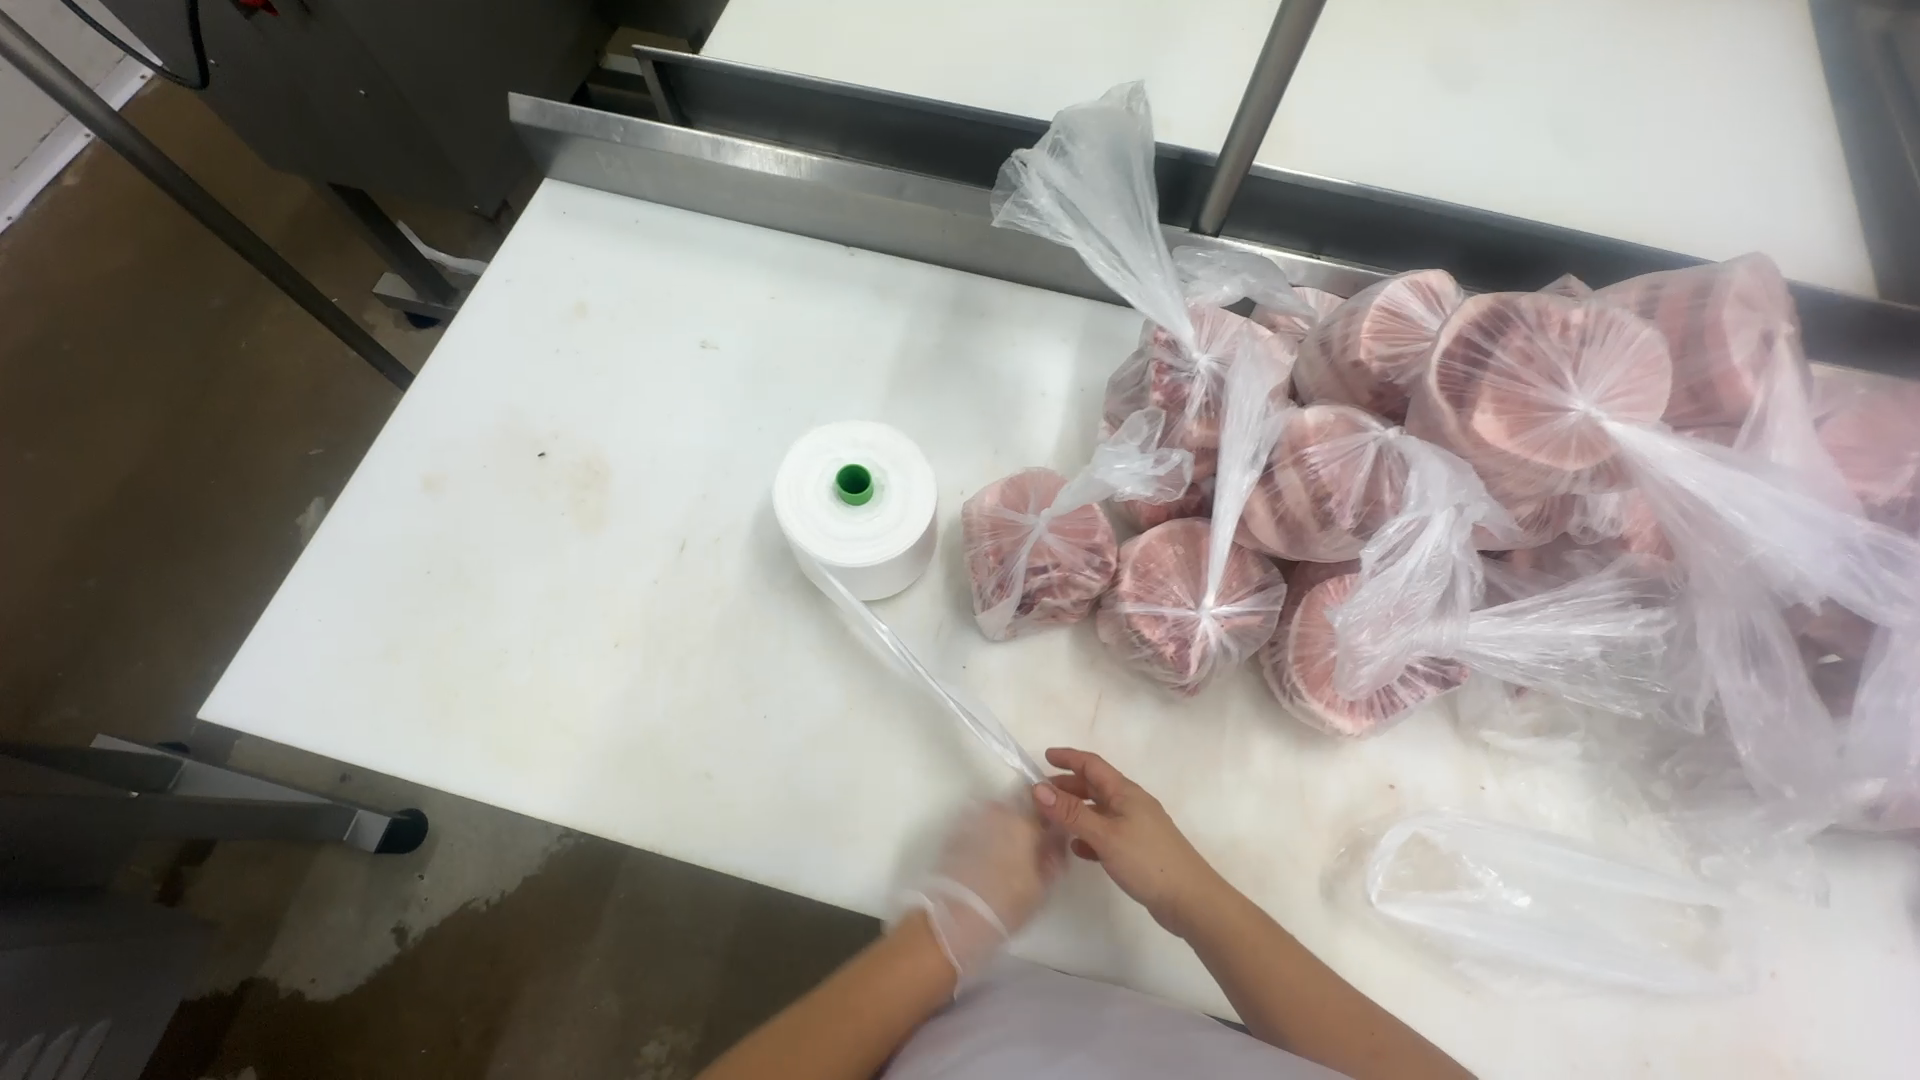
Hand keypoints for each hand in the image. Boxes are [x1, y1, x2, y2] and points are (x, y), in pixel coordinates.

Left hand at [900, 799, 1064, 981]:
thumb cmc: (1002, 907)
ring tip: (1005, 855)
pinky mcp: (954, 831)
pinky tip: (984, 858)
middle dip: (1026, 819)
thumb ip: (1054, 857)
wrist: (950, 920)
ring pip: (997, 812)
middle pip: (1019, 803)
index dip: (1049, 814)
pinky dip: (985, 833)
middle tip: (1031, 848)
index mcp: (1023, 821)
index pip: (1044, 802)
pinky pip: (977, 823)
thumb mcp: (1040, 889)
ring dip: (1004, 825)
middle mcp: (997, 810)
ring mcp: (972, 818)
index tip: (1052, 831)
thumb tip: (1057, 841)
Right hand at [1030, 747, 1225, 935]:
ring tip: (1051, 820)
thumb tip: (1038, 789)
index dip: (1068, 758)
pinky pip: (1105, 834)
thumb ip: (1072, 812)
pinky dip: (1088, 835)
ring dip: (1075, 811)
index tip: (1044, 757)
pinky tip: (1076, 849)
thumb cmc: (1147, 860)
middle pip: (1095, 786)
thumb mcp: (1105, 834)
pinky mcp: (1137, 850)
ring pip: (1098, 811)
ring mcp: (1135, 827)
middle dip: (1068, 785)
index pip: (1092, 764)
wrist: (1190, 899)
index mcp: (1125, 792)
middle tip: (1041, 793)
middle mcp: (1130, 804)